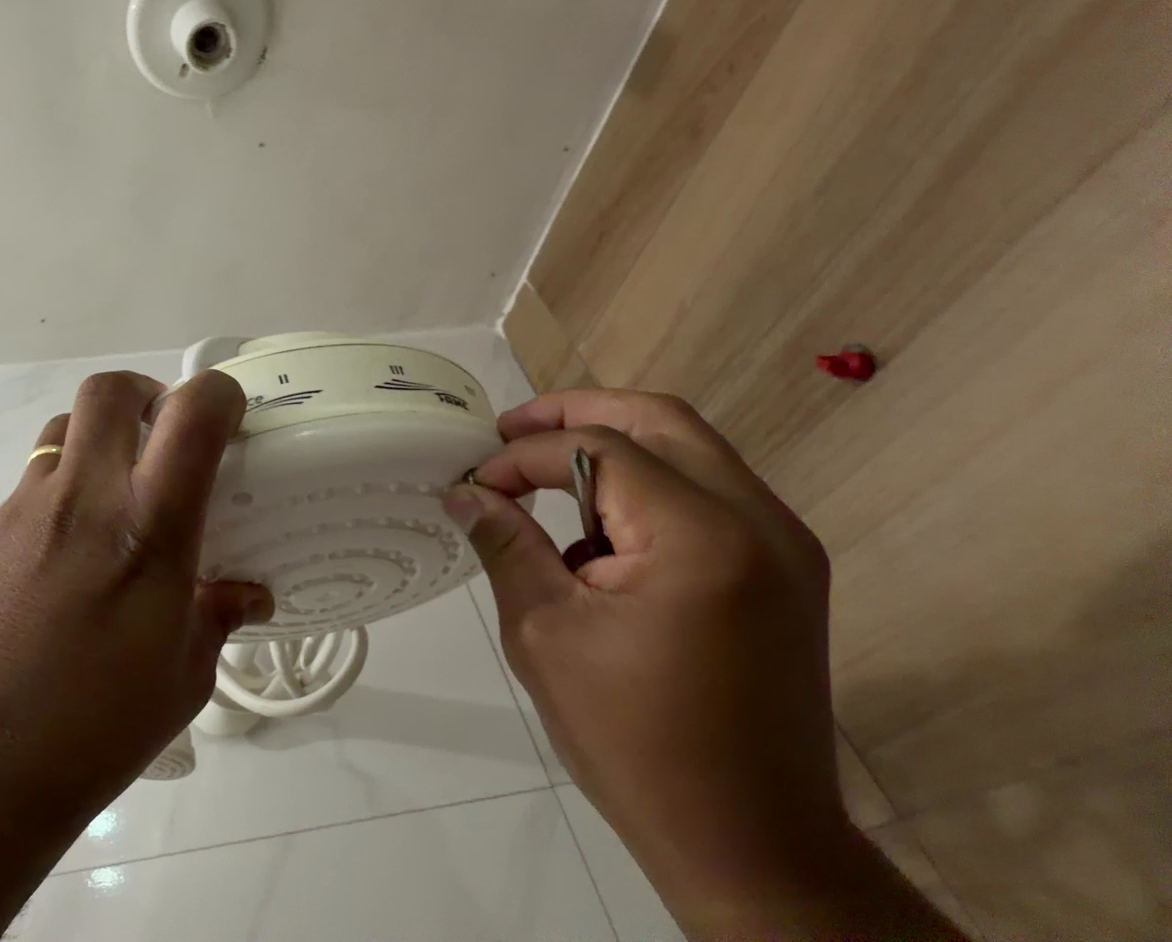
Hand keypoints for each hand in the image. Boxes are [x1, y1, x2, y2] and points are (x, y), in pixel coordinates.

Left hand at [0, 369, 272, 822]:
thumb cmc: (100, 728)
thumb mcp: (185, 677)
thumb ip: (217, 616)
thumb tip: (247, 595)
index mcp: (147, 531)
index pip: (191, 417)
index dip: (217, 395)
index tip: (228, 418)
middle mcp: (80, 502)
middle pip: (107, 392)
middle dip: (143, 395)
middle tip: (159, 440)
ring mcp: (18, 515)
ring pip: (60, 437)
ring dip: (94, 450)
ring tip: (107, 508)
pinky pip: (25, 497)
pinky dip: (55, 509)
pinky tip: (56, 574)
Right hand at [444, 390, 856, 927]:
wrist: (748, 839)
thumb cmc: (633, 740)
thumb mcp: (546, 633)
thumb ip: (506, 544)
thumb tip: (466, 492)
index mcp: (700, 535)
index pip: (598, 449)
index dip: (526, 454)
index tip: (475, 481)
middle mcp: (759, 519)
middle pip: (660, 420)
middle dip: (577, 415)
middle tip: (511, 432)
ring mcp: (785, 544)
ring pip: (690, 452)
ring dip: (614, 451)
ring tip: (545, 483)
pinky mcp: (788, 572)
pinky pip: (711, 496)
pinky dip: (649, 491)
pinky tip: (601, 541)